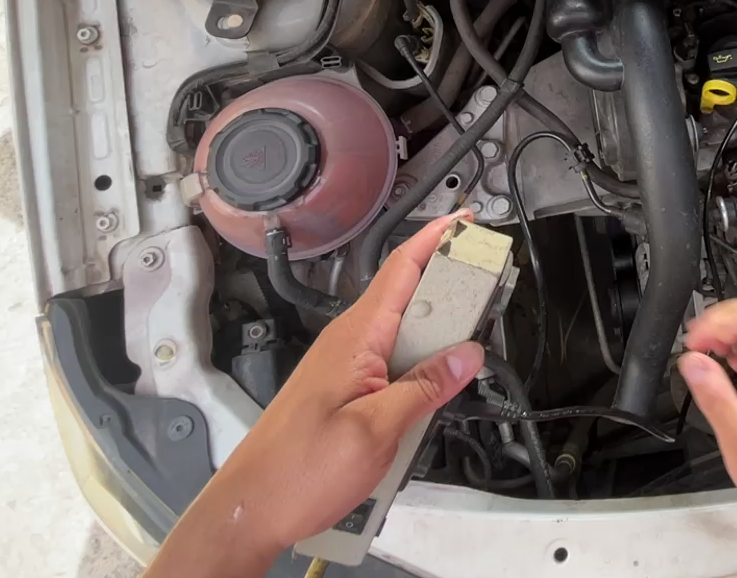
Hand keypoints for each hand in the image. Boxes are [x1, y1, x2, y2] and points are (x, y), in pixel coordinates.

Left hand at [147, 212, 485, 576]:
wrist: (246, 516)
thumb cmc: (296, 474)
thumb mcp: (375, 430)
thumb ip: (426, 388)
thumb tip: (470, 354)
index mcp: (357, 336)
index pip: (402, 267)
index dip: (436, 237)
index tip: (466, 219)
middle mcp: (352, 339)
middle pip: (411, 293)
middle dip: (453, 283)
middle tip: (491, 284)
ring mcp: (349, 362)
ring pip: (408, 327)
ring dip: (441, 327)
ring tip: (472, 337)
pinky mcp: (350, 385)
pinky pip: (397, 355)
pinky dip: (425, 357)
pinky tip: (439, 377)